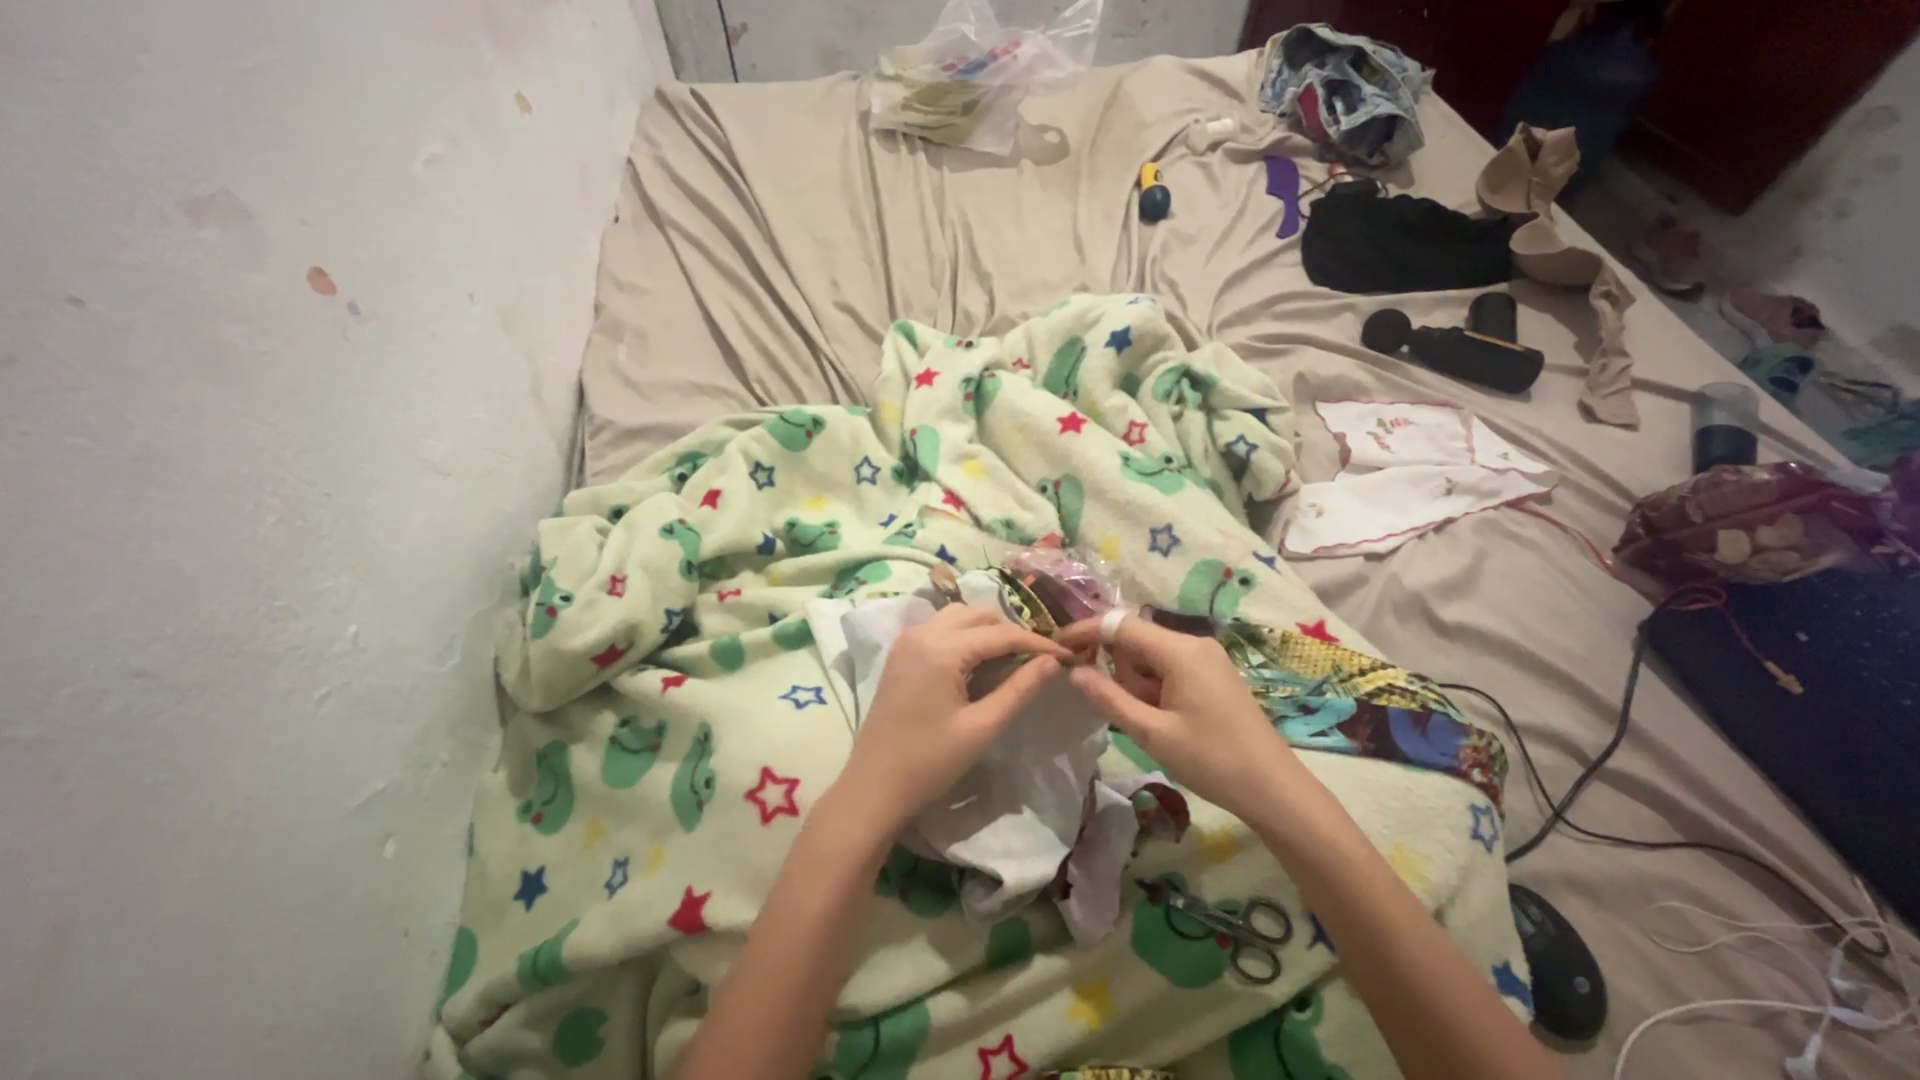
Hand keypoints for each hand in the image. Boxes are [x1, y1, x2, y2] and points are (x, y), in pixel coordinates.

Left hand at [837, 603, 1069, 832]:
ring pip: (959, 616)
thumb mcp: (982, 727)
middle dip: (1011, 631)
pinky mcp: (901, 654)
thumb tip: (1052, 662)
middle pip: (979, 614)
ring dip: (987, 631)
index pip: (1001, 633)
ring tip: (1012, 660)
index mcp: (941, 648)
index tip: (1066, 656)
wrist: (874, 786)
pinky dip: (965, 636)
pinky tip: (980, 663)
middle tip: (1038, 659)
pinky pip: (941, 629)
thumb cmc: (930, 762)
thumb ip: (1019, 689)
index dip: (1037, 642)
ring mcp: (907, 641)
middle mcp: (922, 632)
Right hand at [1055, 614, 1299, 823]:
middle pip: (1135, 639)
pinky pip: (1169, 668)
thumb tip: (1073, 671)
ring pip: (1150, 656)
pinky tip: (1160, 720)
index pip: (1120, 625)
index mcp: (1180, 651)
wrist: (1272, 788)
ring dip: (1136, 683)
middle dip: (1115, 667)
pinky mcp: (1212, 675)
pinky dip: (1153, 688)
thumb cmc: (1211, 760)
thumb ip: (1109, 698)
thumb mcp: (1152, 733)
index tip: (1055, 647)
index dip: (1085, 632)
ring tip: (1148, 724)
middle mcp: (1194, 643)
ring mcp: (1206, 658)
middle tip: (1116, 708)